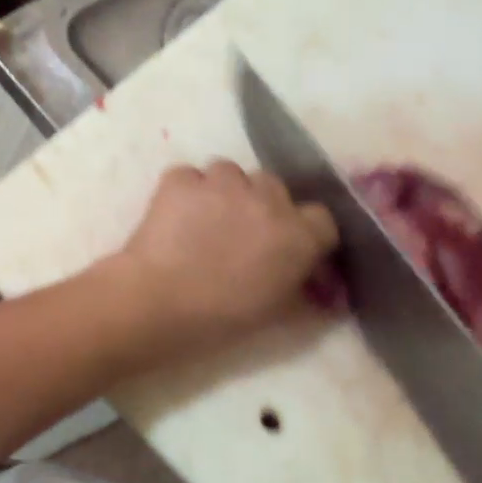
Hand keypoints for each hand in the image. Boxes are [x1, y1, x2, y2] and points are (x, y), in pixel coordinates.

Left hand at [114, 161, 338, 348]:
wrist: (162, 298)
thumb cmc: (226, 313)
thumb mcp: (285, 309)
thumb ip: (305, 286)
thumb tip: (316, 282)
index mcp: (302, 234)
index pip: (319, 215)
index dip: (298, 226)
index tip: (281, 239)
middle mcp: (267, 201)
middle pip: (270, 184)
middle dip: (257, 200)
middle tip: (236, 224)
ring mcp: (222, 186)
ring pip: (227, 170)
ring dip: (220, 187)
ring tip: (203, 212)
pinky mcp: (179, 182)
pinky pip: (185, 173)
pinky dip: (181, 187)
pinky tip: (173, 209)